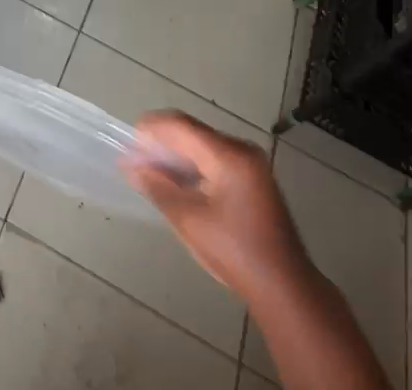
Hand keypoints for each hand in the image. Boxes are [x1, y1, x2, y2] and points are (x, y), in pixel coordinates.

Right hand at [121, 111, 307, 296]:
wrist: (284, 286)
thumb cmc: (235, 252)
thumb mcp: (189, 220)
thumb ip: (158, 187)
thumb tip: (132, 167)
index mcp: (229, 156)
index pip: (181, 125)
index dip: (150, 130)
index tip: (126, 146)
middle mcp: (242, 150)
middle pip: (192, 132)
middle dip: (161, 144)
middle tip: (135, 164)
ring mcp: (251, 164)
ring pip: (202, 146)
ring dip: (175, 156)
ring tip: (151, 176)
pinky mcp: (253, 178)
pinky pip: (215, 160)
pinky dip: (193, 167)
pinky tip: (177, 185)